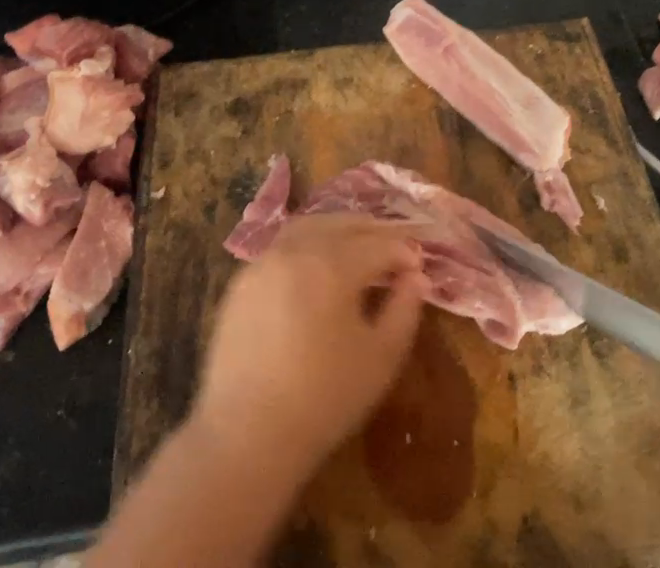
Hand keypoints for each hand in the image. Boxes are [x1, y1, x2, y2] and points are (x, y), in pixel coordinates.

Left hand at [191, 213, 427, 475]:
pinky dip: (307, 247)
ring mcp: (261, 264)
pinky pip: (281, 249)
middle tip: (395, 248)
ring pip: (306, 229)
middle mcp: (293, 251)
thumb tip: (416, 276)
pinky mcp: (240, 285)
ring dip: (337, 232)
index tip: (420, 266)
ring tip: (358, 249)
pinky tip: (318, 269)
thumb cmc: (325, 398)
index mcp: (331, 265)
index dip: (404, 252)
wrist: (248, 434)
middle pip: (340, 224)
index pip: (378, 244)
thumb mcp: (381, 357)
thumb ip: (404, 308)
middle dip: (372, 231)